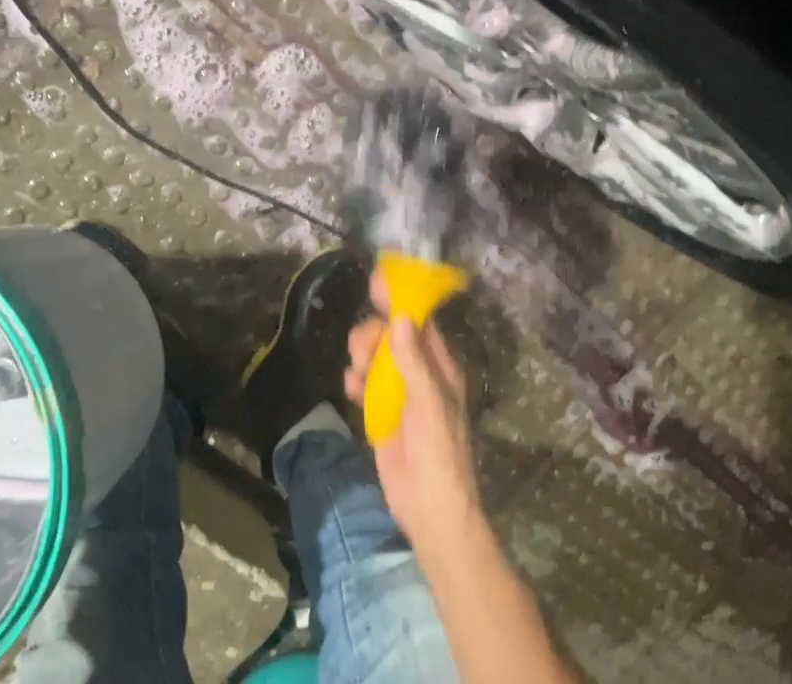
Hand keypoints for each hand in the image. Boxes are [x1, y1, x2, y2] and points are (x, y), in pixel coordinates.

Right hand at [343, 271, 480, 549]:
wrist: (429, 508)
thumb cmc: (439, 453)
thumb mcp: (430, 404)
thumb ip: (414, 361)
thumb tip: (402, 317)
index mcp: (440, 369)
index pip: (420, 323)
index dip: (400, 301)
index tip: (376, 283)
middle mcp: (420, 375)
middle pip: (391, 336)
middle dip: (374, 335)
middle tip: (364, 351)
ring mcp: (399, 394)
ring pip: (375, 357)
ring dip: (362, 357)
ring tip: (357, 375)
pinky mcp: (380, 414)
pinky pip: (363, 384)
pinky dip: (354, 381)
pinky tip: (350, 390)